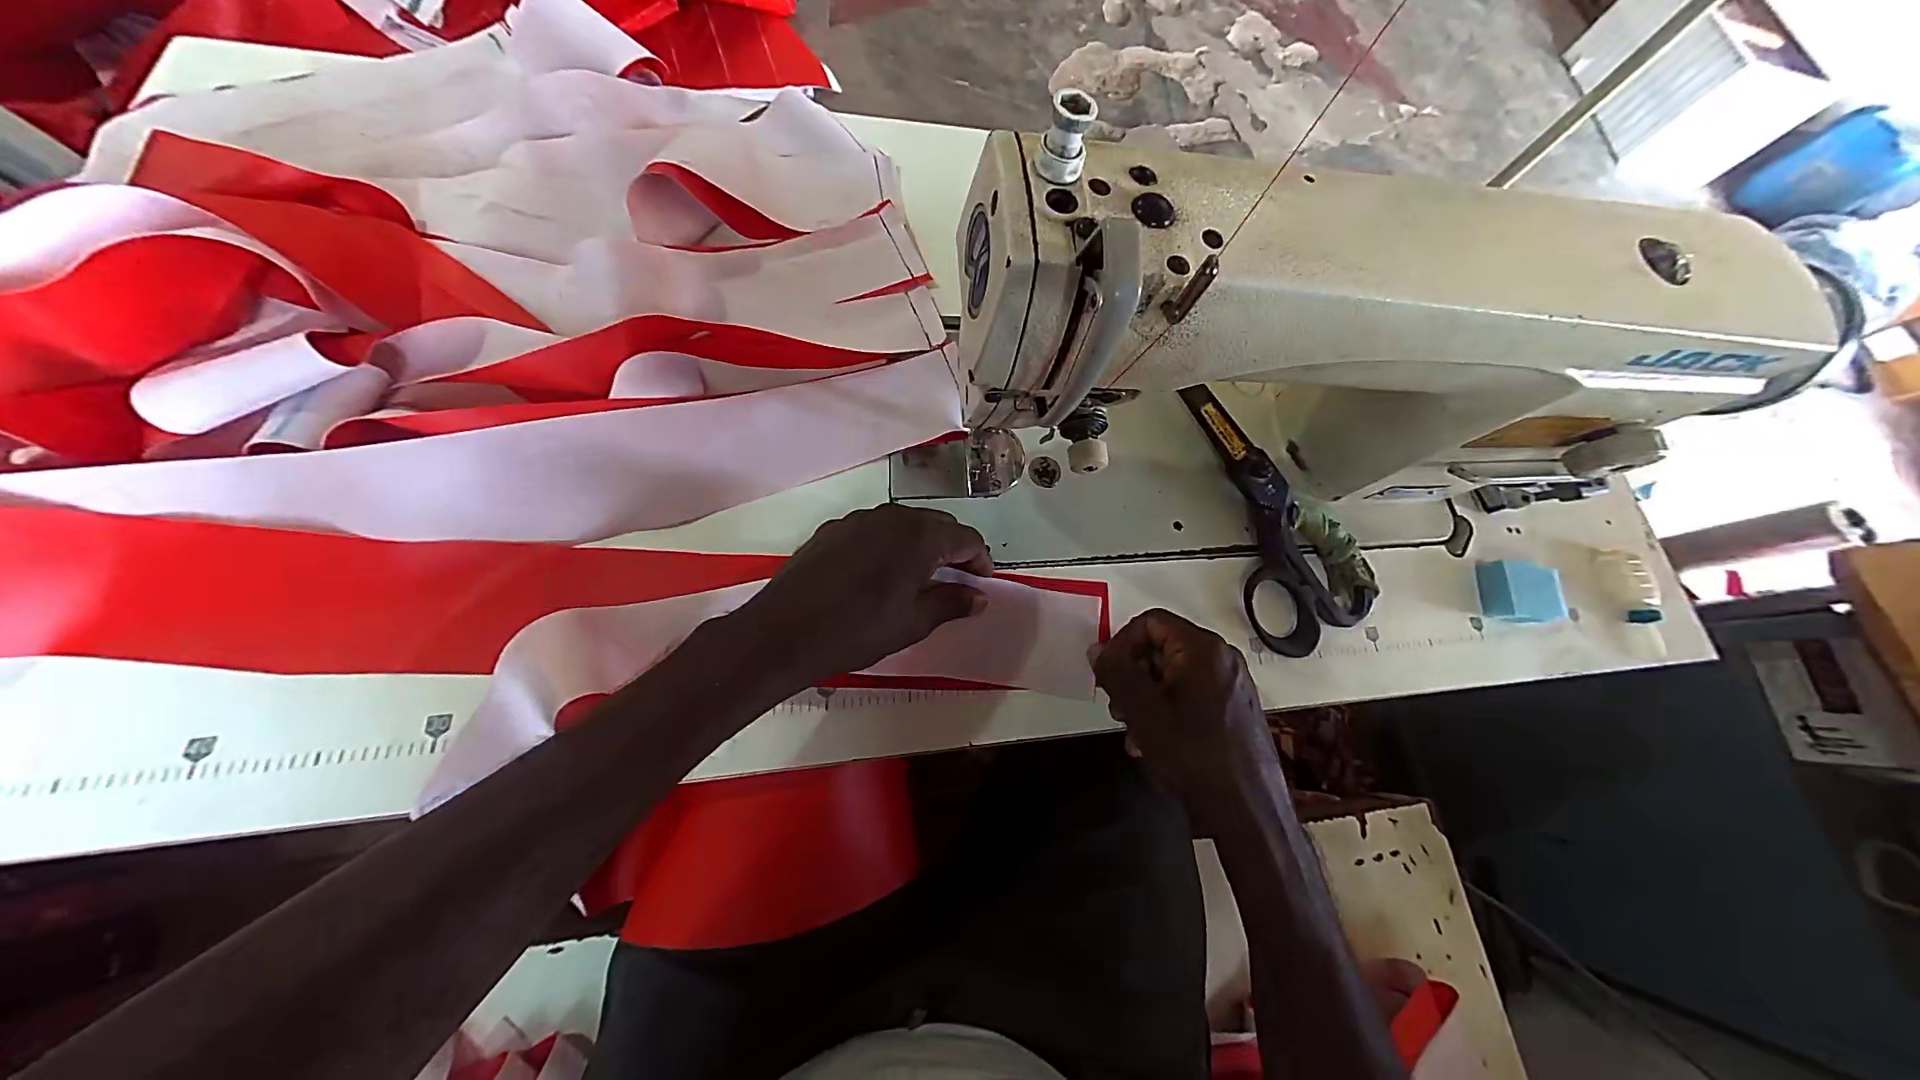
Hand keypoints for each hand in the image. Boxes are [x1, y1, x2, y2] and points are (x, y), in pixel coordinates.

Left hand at [726, 503, 992, 687]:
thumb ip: (951, 603)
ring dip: (921, 545)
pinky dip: (889, 545)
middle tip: (958, 580)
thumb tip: (978, 597)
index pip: (966, 537)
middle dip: (953, 549)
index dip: (980, 560)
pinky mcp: (831, 530)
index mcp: (919, 536)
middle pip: (936, 524)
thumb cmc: (857, 630)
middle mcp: (891, 517)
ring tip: (920, 577)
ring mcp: (857, 520)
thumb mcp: (912, 622)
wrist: (783, 633)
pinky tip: (879, 574)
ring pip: (903, 524)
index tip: (982, 583)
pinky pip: (873, 530)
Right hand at [1091, 609, 1276, 820]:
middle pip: (1162, 647)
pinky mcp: (1234, 709)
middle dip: (1133, 674)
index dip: (1121, 643)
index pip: (1151, 622)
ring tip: (1134, 727)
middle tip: (1118, 702)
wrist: (1243, 806)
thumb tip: (1099, 650)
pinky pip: (1191, 695)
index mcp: (1203, 649)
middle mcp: (1223, 660)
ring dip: (1146, 697)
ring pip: (1174, 674)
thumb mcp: (1140, 708)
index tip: (1108, 671)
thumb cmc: (1196, 755)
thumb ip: (1115, 671)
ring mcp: (1232, 685)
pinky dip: (1167, 709)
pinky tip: (1155, 740)